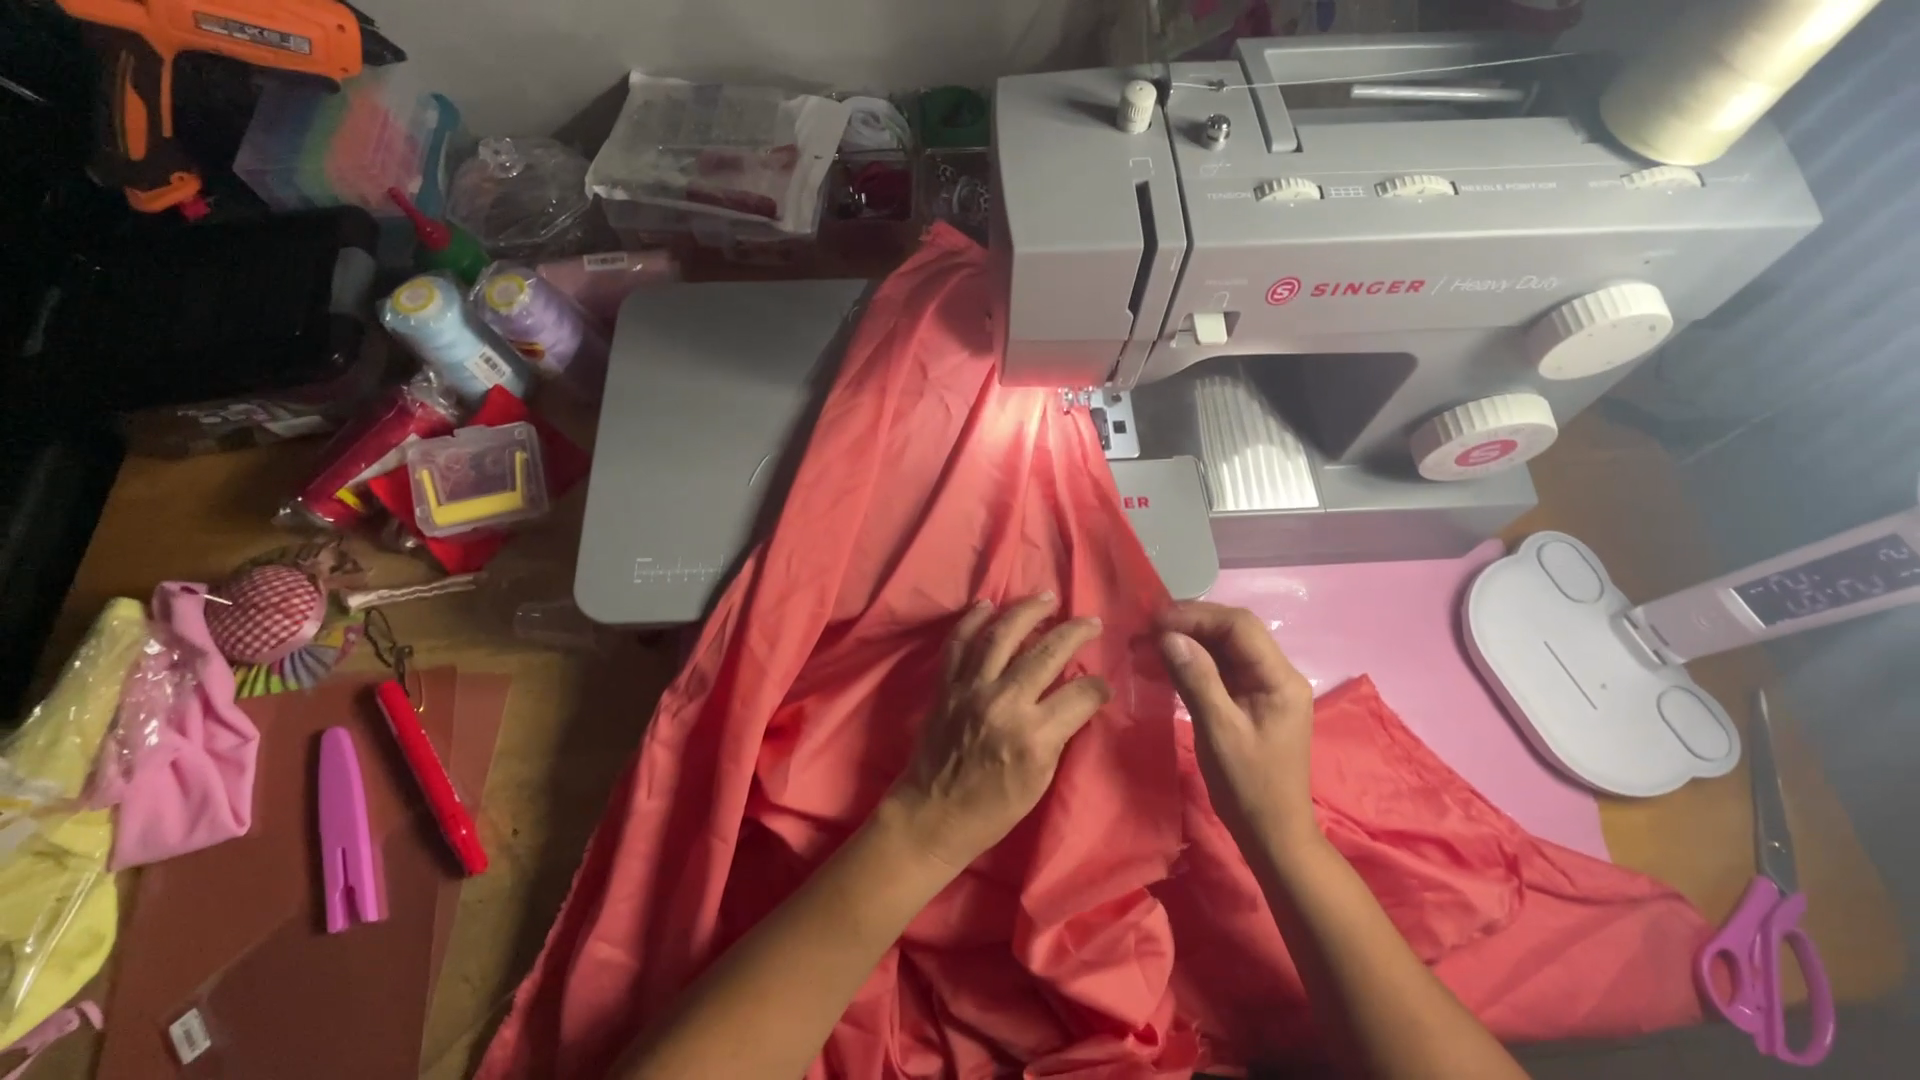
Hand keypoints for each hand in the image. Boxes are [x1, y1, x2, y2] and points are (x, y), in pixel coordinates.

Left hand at [884, 594, 1110, 873]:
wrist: (932, 815)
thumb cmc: (993, 809)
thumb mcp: (1040, 780)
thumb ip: (1059, 734)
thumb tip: (1075, 701)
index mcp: (1034, 735)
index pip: (1080, 694)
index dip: (1098, 686)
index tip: (1102, 684)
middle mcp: (1004, 702)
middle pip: (1047, 653)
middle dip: (1075, 632)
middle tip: (1091, 621)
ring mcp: (971, 689)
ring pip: (1002, 635)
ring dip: (1027, 612)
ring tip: (1046, 598)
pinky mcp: (946, 686)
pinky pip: (959, 643)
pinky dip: (972, 621)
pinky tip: (987, 605)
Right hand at [1156, 602, 1317, 852]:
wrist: (1272, 832)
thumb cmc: (1248, 785)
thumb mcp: (1219, 731)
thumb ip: (1196, 679)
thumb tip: (1169, 636)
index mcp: (1280, 679)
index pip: (1240, 627)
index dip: (1197, 617)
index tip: (1156, 623)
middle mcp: (1278, 674)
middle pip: (1234, 632)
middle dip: (1191, 624)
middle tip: (1148, 630)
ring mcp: (1266, 687)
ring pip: (1227, 648)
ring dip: (1190, 641)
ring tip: (1150, 643)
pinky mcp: (1252, 700)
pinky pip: (1223, 669)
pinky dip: (1195, 662)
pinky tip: (1167, 663)